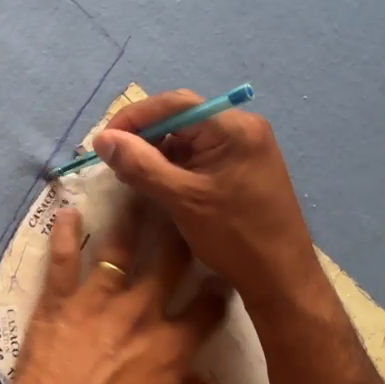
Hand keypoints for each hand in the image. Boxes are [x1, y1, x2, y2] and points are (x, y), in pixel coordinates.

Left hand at [7, 201, 227, 383]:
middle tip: (187, 210)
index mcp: (170, 346)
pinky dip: (65, 234)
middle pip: (168, 266)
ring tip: (137, 192)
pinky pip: (62, 260)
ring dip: (130, 220)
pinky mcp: (59, 301)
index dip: (220, 292)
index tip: (227, 273)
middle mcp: (139, 312)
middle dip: (182, 237)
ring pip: (119, 250)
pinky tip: (68, 212)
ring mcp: (97, 301)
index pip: (206, 310)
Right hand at [93, 90, 319, 313]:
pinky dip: (175, 165)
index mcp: (234, 128)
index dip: (134, 117)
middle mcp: (243, 128)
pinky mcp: (242, 167)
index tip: (103, 141)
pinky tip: (158, 184)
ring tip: (132, 176)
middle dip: (144, 135)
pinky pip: (200, 154)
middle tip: (114, 160)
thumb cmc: (235, 238)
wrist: (282, 279)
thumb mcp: (182, 200)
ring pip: (188, 137)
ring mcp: (245, 147)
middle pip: (180, 117)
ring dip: (157, 152)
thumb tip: (102, 139)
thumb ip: (140, 165)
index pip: (174, 104)